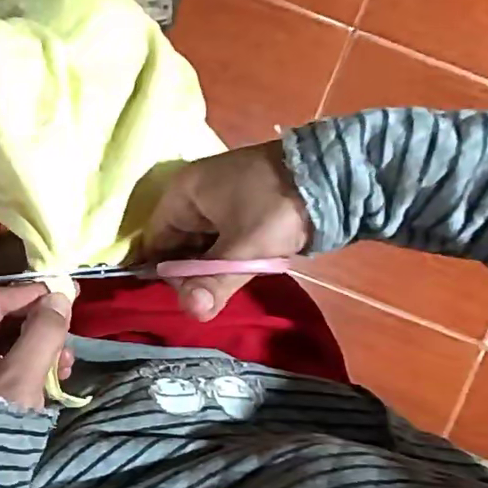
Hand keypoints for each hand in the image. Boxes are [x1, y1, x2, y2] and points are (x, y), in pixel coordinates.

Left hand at [0, 283, 73, 408]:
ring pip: (7, 344)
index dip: (28, 294)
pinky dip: (32, 365)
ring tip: (67, 361)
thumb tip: (59, 297)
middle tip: (68, 328)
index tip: (62, 291)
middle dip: (38, 326)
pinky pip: (7, 365)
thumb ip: (42, 334)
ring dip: (40, 347)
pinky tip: (56, 375)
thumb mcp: (21, 377)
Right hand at [143, 143, 312, 320]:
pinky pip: (222, 237)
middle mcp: (194, 192)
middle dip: (191, 272)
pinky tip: (240, 270)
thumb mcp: (243, 248)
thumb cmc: (276, 207)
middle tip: (210, 294)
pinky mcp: (242, 206)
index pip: (154, 241)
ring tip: (227, 284)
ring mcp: (219, 197)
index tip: (185, 295)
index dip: (165, 272)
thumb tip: (192, 313)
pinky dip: (227, 256)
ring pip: (202, 243)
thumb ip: (214, 281)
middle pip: (177, 244)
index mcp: (183, 193)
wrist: (333, 175)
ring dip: (211, 266)